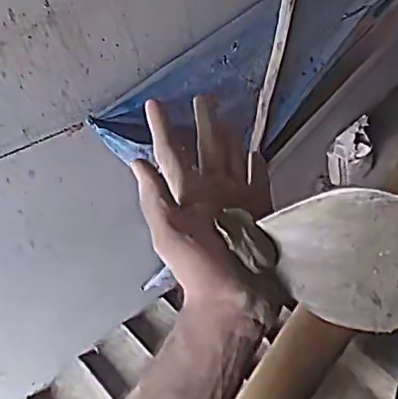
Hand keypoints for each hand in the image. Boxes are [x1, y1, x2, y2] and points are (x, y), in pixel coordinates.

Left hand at [129, 97, 273, 323]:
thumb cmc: (198, 268)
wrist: (235, 302)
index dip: (162, 129)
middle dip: (204, 123)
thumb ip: (154, 196)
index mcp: (186, 195)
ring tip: (230, 113)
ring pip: (232, 158)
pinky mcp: (262, 210)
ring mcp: (237, 200)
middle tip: (203, 96)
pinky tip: (256, 151)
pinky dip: (257, 165)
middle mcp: (210, 192)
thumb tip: (136, 162)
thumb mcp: (168, 231)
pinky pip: (258, 180)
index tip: (154, 103)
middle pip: (206, 149)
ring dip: (230, 136)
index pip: (171, 154)